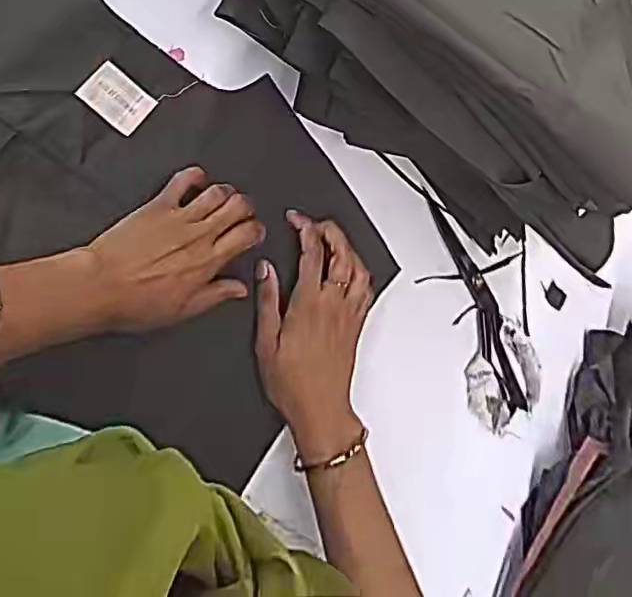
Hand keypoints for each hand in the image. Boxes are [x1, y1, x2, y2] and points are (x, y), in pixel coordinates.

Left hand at [84, 167, 265, 333]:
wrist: (100, 286)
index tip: (253, 231)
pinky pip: (184, 180)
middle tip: (243, 211)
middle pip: (239, 206)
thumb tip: (238, 289)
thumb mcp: (182, 310)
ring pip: (218, 191)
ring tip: (224, 196)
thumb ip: (215, 295)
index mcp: (207, 261)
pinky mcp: (159, 205)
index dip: (256, 229)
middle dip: (246, 206)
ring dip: (226, 191)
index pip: (247, 234)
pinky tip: (199, 179)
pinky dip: (196, 175)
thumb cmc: (135, 302)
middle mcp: (199, 235)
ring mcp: (180, 217)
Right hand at [254, 211, 374, 462]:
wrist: (320, 410)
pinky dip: (359, 268)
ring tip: (333, 238)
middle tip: (315, 223)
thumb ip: (267, 299)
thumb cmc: (292, 382)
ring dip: (347, 245)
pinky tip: (351, 268)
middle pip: (341, 251)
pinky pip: (366, 286)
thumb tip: (266, 269)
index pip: (313, 251)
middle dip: (329, 229)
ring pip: (358, 266)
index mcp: (310, 302)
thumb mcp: (266, 341)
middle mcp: (334, 303)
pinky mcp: (357, 323)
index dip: (305, 228)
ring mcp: (349, 312)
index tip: (296, 220)